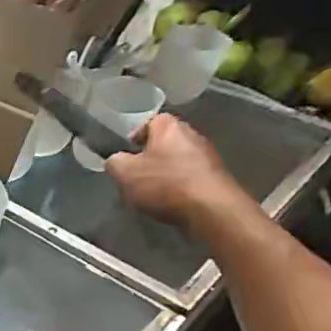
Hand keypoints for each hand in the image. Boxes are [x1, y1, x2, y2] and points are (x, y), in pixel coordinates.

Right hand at [105, 113, 248, 229]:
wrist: (210, 208)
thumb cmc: (165, 184)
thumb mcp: (126, 174)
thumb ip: (115, 163)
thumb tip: (114, 161)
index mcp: (168, 126)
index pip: (149, 122)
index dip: (135, 137)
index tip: (127, 152)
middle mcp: (191, 134)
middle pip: (165, 142)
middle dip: (151, 157)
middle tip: (137, 176)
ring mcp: (207, 156)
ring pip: (179, 161)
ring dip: (167, 173)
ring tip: (154, 194)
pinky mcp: (216, 177)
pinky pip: (191, 178)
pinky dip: (181, 187)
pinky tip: (173, 203)